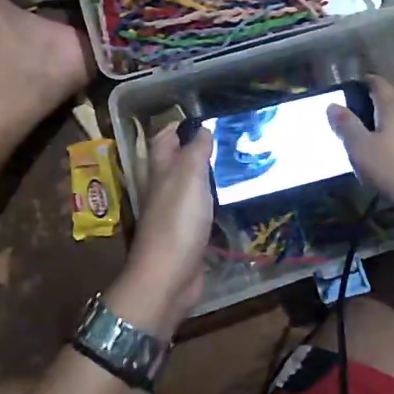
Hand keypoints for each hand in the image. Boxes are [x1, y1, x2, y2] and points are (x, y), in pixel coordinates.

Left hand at [108, 126, 214, 334]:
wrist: (168, 277)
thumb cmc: (177, 222)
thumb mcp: (188, 178)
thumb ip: (195, 152)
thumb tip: (201, 129)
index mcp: (158, 171)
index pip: (162, 139)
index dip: (177, 126)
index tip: (203, 116)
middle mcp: (162, 190)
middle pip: (176, 163)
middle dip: (196, 150)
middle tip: (228, 139)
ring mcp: (173, 215)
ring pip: (189, 188)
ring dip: (206, 177)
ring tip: (235, 165)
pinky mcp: (186, 236)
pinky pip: (200, 212)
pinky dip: (213, 204)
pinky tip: (231, 201)